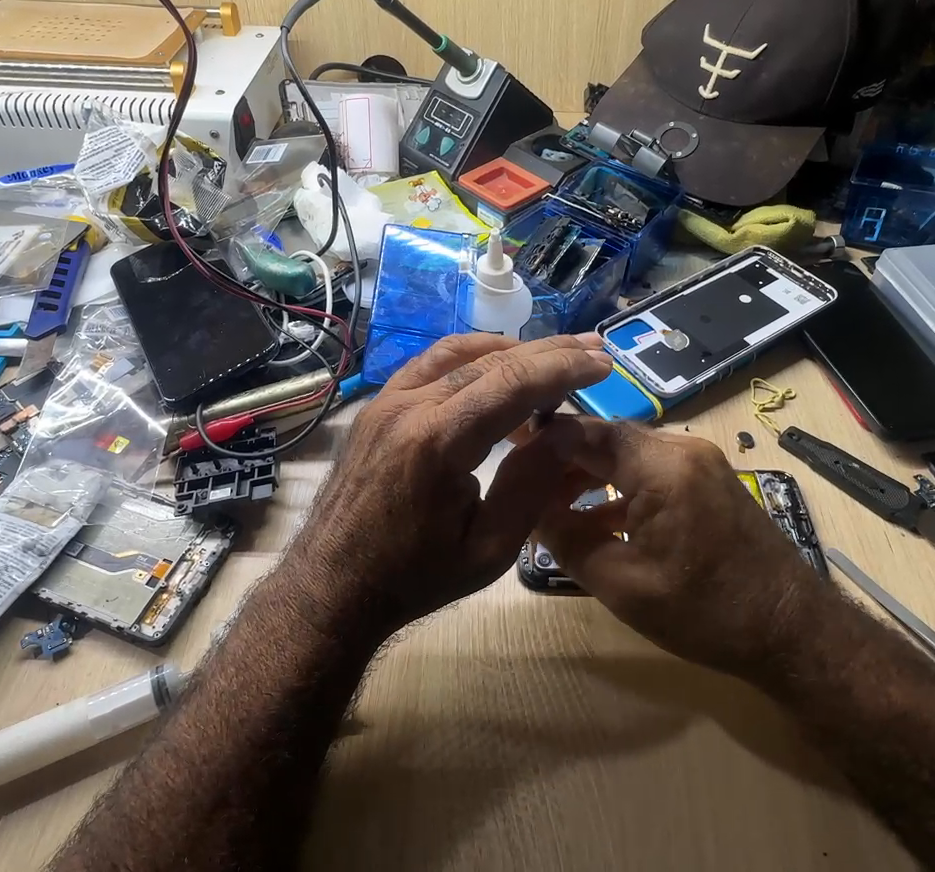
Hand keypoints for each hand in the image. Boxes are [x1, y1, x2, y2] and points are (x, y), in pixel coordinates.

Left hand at [284, 333, 614, 643]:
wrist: (332, 586)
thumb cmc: (414, 578)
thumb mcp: (487, 550)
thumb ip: (529, 486)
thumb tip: (567, 433)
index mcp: (438, 443)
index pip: (512, 384)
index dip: (563, 369)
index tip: (602, 364)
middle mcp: (409, 407)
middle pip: (489, 361)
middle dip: (547, 352)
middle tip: (592, 349)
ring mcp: (386, 402)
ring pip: (456, 353)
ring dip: (509, 348)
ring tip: (552, 354)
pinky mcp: (376, 407)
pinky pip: (428, 364)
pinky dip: (469, 357)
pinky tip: (495, 366)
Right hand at [533, 416, 816, 677]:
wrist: (793, 632)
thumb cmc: (705, 612)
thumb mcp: (621, 584)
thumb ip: (567, 541)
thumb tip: (529, 513)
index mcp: (661, 465)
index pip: (584, 431)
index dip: (540, 442)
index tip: (503, 457)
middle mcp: (681, 448)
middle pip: (604, 438)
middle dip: (560, 461)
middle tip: (519, 486)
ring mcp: (699, 463)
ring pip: (626, 454)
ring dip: (588, 476)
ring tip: (549, 507)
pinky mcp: (707, 482)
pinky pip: (650, 472)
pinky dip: (618, 489)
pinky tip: (595, 520)